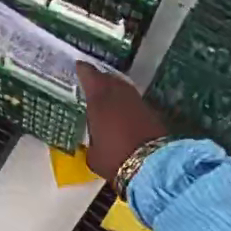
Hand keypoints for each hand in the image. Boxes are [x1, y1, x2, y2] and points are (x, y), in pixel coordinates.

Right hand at [77, 62, 167, 179]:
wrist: (151, 165)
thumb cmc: (114, 159)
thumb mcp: (93, 155)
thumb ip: (92, 141)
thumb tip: (94, 140)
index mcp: (99, 102)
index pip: (90, 77)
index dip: (83, 70)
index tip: (78, 65)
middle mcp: (118, 95)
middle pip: (108, 79)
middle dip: (99, 78)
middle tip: (91, 80)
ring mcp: (136, 102)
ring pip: (122, 87)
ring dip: (114, 87)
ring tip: (106, 93)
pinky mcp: (150, 111)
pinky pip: (132, 100)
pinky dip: (125, 101)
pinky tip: (121, 109)